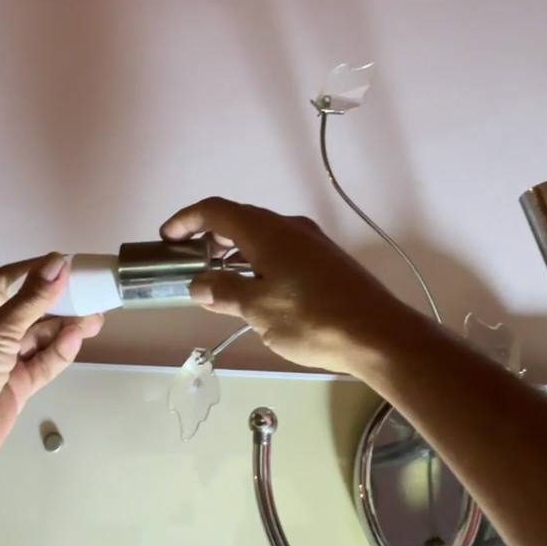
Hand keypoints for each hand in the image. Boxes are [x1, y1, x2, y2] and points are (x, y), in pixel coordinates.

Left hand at [0, 254, 103, 483]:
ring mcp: (3, 360)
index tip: (67, 264)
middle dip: (60, 302)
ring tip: (96, 320)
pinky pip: (41, 363)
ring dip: (65, 327)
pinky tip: (76, 340)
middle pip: (30, 309)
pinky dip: (58, 352)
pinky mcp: (15, 386)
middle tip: (93, 296)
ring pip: (40, 337)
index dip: (37, 270)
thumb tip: (56, 262)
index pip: (10, 278)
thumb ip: (33, 298)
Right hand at [160, 198, 419, 373]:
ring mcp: (311, 243)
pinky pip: (280, 251)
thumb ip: (224, 291)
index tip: (167, 237)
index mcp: (267, 231)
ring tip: (217, 280)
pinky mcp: (326, 262)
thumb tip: (200, 284)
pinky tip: (255, 291)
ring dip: (234, 252)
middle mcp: (289, 228)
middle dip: (209, 236)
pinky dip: (256, 262)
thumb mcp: (258, 309)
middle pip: (239, 220)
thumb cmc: (312, 318)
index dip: (187, 220)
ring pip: (261, 237)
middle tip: (189, 261)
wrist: (379, 335)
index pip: (216, 210)